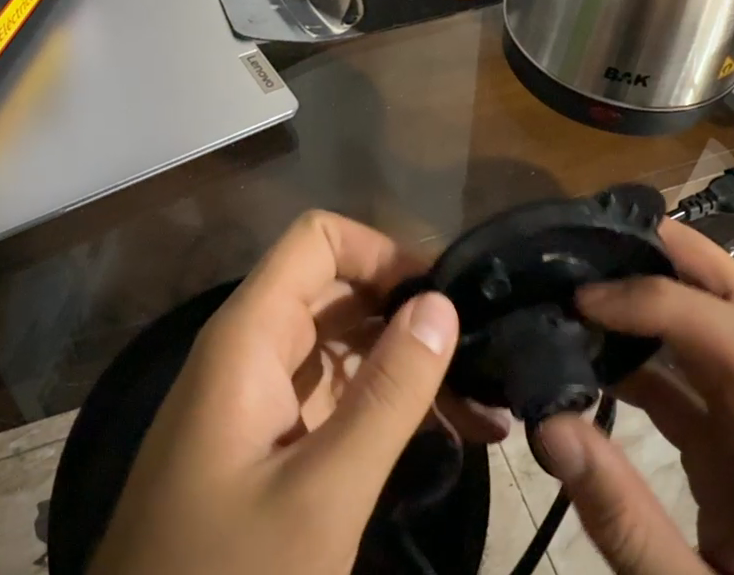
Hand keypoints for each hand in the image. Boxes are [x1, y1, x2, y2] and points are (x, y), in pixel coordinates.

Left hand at [89, 211, 499, 574]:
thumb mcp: (322, 493)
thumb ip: (386, 395)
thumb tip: (440, 302)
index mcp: (246, 339)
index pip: (317, 241)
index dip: (383, 253)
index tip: (448, 296)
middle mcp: (248, 352)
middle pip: (336, 292)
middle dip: (410, 316)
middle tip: (486, 360)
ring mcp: (257, 400)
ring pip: (341, 348)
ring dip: (409, 368)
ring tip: (487, 409)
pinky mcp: (267, 444)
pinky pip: (333, 399)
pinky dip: (387, 408)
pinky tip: (449, 436)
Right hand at [537, 221, 733, 574]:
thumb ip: (623, 523)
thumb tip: (548, 424)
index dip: (663, 305)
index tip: (583, 301)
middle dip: (679, 260)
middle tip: (597, 237)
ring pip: (728, 337)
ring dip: (661, 299)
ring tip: (586, 283)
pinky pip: (701, 387)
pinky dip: (649, 362)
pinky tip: (594, 358)